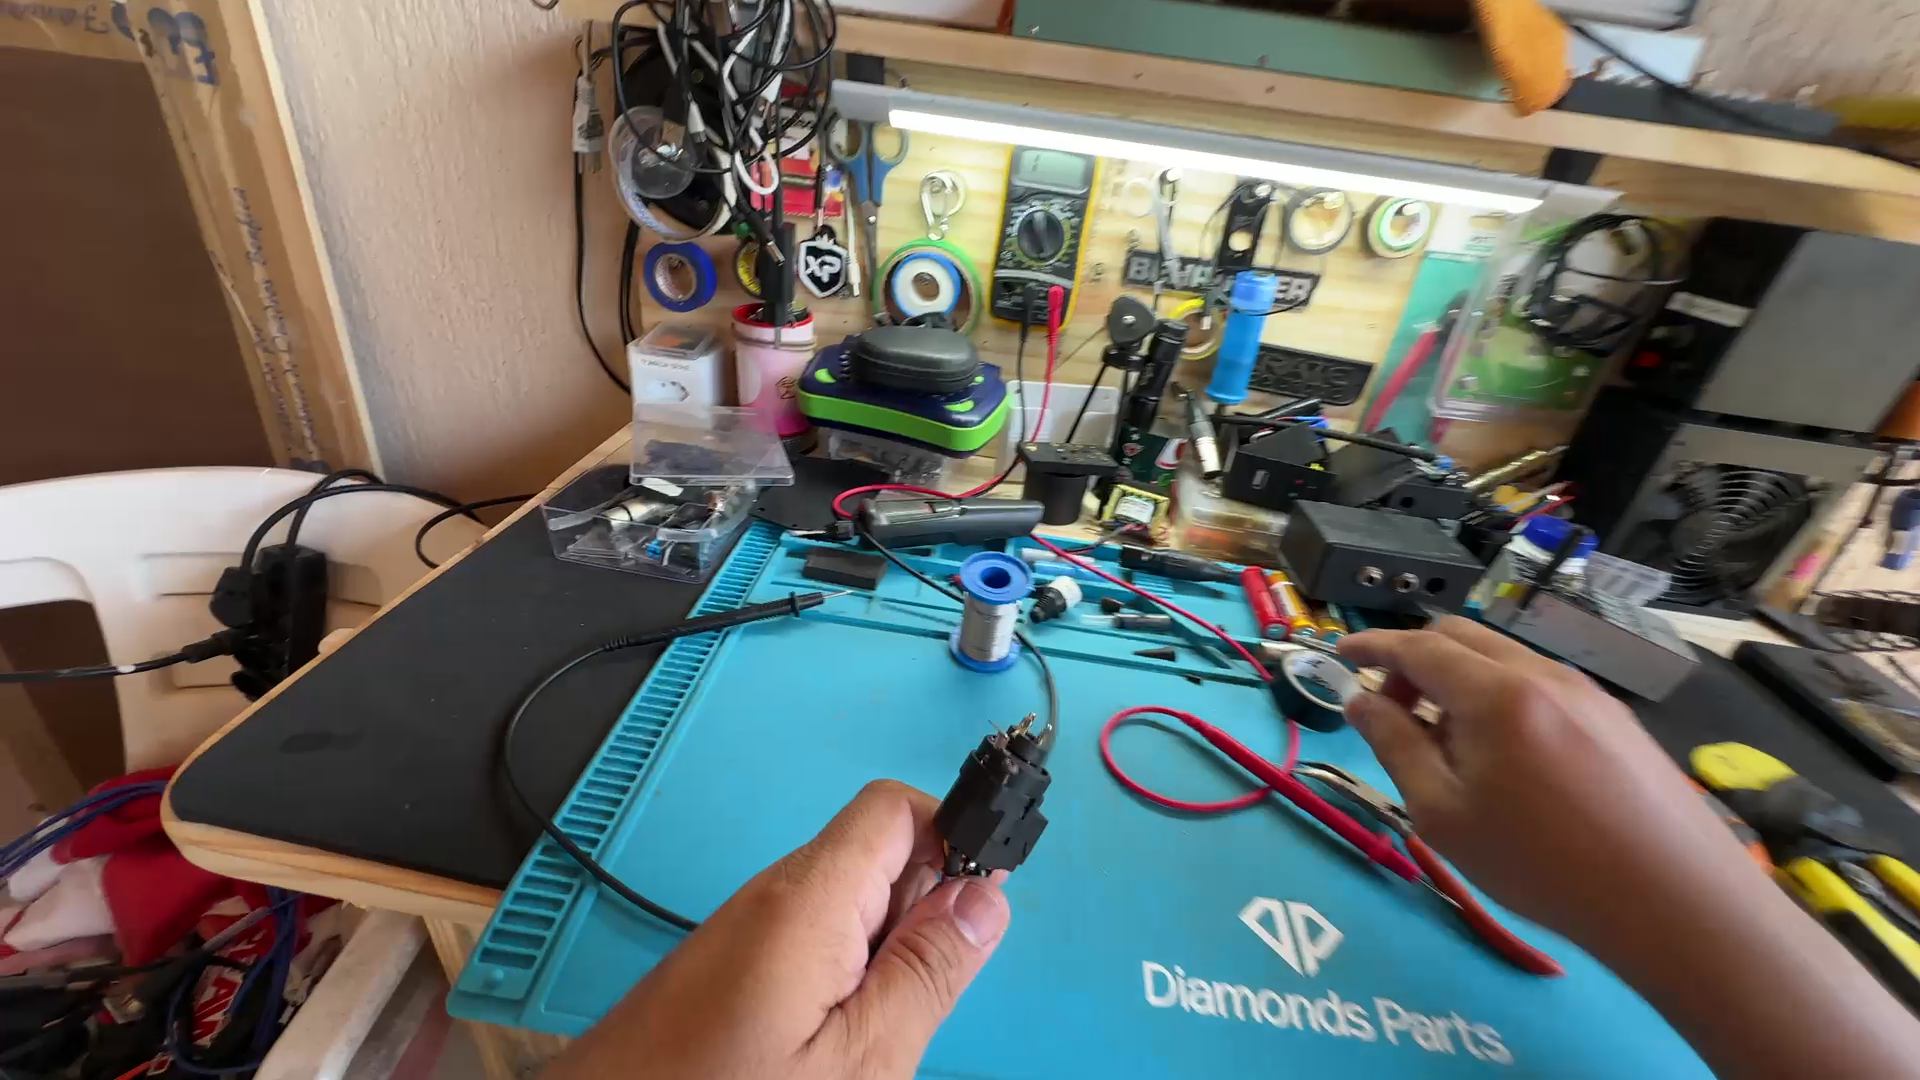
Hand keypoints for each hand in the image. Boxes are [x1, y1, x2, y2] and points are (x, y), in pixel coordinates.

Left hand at [544, 780, 1010, 1079]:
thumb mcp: (858, 1061)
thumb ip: (927, 971)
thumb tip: (989, 895)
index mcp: (813, 895)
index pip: (895, 807)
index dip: (949, 833)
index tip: (976, 902)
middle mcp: (781, 889)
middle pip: (878, 849)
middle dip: (922, 905)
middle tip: (917, 995)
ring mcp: (753, 922)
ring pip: (852, 896)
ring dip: (887, 945)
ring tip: (874, 1030)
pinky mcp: (737, 955)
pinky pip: (817, 932)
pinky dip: (848, 968)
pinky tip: (834, 1038)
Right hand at [1335, 616, 1765, 939]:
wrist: (1685, 911)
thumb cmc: (1543, 863)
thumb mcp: (1442, 812)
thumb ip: (1393, 744)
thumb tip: (1360, 703)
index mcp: (1495, 694)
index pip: (1416, 646)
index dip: (1372, 645)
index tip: (1340, 653)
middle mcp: (1541, 676)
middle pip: (1458, 636)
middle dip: (1411, 659)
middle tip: (1392, 708)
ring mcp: (1587, 694)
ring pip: (1499, 657)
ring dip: (1454, 677)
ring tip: (1447, 739)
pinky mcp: (1616, 719)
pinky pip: (1536, 682)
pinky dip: (1496, 693)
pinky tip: (1503, 752)